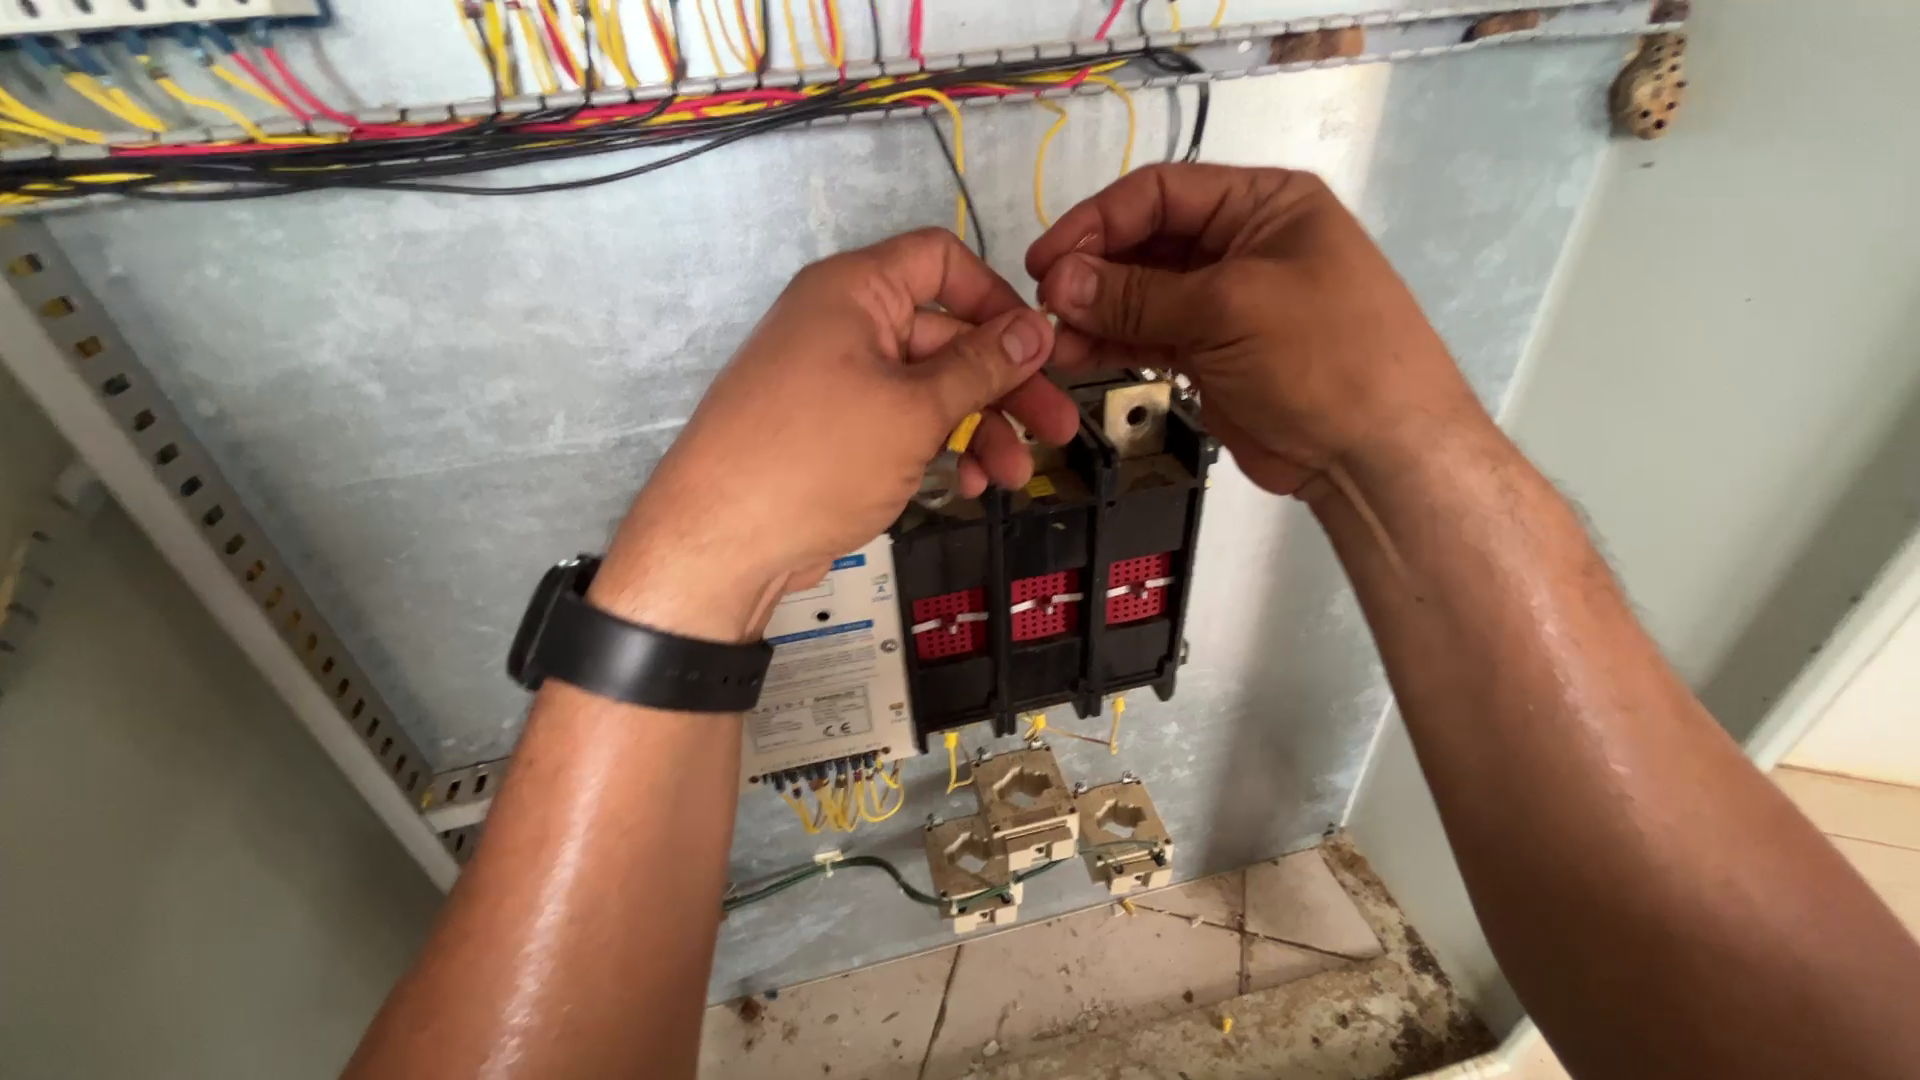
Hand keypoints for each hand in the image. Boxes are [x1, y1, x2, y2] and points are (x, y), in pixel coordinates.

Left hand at [592, 228, 1077, 639]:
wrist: (724, 541)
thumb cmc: (815, 458)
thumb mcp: (914, 409)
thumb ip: (981, 366)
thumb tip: (1034, 329)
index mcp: (856, 293)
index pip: (940, 262)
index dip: (994, 298)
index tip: (1035, 345)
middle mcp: (848, 327)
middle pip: (946, 339)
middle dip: (1005, 387)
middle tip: (1056, 428)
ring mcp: (841, 384)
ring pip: (930, 392)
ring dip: (979, 430)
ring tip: (1015, 475)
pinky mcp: (839, 434)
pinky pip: (903, 426)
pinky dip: (938, 451)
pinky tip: (969, 485)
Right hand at [1027, 164, 1488, 496]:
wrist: (1374, 453)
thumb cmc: (1323, 356)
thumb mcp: (1229, 310)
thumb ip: (1138, 297)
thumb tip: (1058, 282)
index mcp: (1261, 205)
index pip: (1161, 193)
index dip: (1097, 221)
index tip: (1046, 260)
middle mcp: (1238, 246)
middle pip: (1145, 244)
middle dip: (1092, 273)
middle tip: (1044, 307)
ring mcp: (1221, 304)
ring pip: (1140, 297)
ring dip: (1095, 316)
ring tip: (1053, 343)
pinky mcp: (1208, 354)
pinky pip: (1148, 338)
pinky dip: (1113, 346)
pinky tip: (1076, 357)